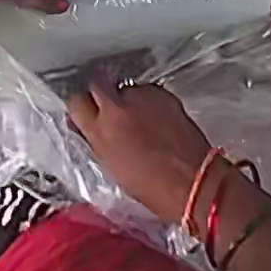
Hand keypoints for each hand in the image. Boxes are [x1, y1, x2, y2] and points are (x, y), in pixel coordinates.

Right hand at [66, 82, 211, 220]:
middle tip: (111, 107)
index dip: (82, 106)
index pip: (75, 102)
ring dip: (128, 98)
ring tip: (141, 117)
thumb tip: (89, 127)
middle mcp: (115, 109)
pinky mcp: (161, 93)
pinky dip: (149, 101)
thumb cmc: (152, 187)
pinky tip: (158, 118)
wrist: (195, 184)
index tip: (87, 111)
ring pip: (124, 87)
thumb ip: (97, 139)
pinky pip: (147, 90)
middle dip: (101, 92)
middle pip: (96, 83)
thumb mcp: (111, 165)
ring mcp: (139, 97)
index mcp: (99, 131)